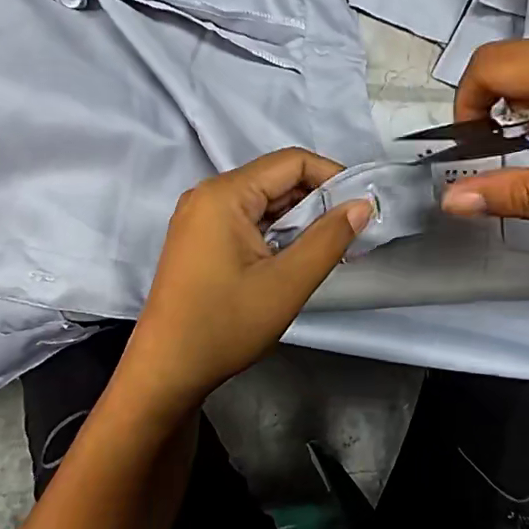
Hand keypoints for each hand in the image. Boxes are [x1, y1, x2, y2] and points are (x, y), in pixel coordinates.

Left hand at [120, 148, 372, 409]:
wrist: (166, 367)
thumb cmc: (225, 324)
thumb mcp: (286, 283)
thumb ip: (328, 239)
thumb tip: (362, 204)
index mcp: (224, 194)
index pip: (291, 162)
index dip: (331, 176)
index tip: (362, 204)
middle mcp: (207, 193)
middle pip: (274, 177)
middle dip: (316, 198)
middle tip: (349, 230)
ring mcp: (198, 215)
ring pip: (260, 199)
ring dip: (296, 216)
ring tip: (327, 245)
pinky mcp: (197, 236)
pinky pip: (244, 217)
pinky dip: (273, 228)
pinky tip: (293, 253)